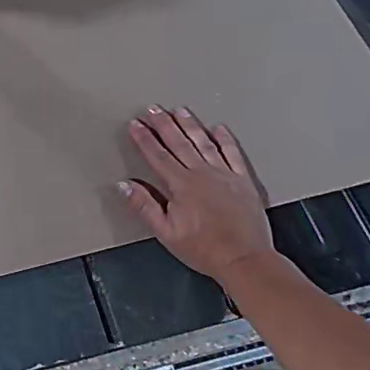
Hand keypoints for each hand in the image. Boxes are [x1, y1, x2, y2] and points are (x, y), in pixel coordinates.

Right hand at [119, 106, 272, 280]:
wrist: (245, 260)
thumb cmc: (204, 249)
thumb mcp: (165, 232)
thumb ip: (144, 206)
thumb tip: (124, 185)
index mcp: (181, 185)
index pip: (157, 155)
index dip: (144, 138)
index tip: (135, 125)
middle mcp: (202, 174)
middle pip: (178, 143)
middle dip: (163, 124)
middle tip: (153, 109)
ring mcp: (225, 175)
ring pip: (203, 143)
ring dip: (190, 125)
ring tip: (180, 111)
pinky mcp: (243, 182)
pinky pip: (233, 154)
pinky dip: (225, 140)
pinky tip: (218, 129)